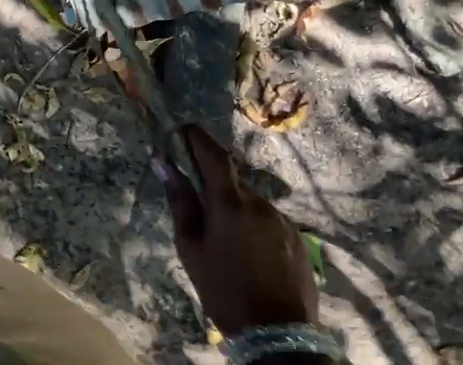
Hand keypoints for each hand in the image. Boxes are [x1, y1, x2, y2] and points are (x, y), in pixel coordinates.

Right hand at [157, 124, 319, 334]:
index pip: (215, 156)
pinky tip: (246, 248)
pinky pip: (268, 221)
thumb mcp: (189, 244)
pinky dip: (253, 223)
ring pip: (252, 202)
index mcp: (231, 203)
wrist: (278, 334)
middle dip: (214, 182)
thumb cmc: (222, 287)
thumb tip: (162, 161)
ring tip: (222, 233)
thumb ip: (180, 200)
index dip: (198, 138)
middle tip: (195, 198)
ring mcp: (285, 224)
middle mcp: (262, 205)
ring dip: (235, 206)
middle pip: (233, 181)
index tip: (183, 128)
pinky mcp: (299, 242)